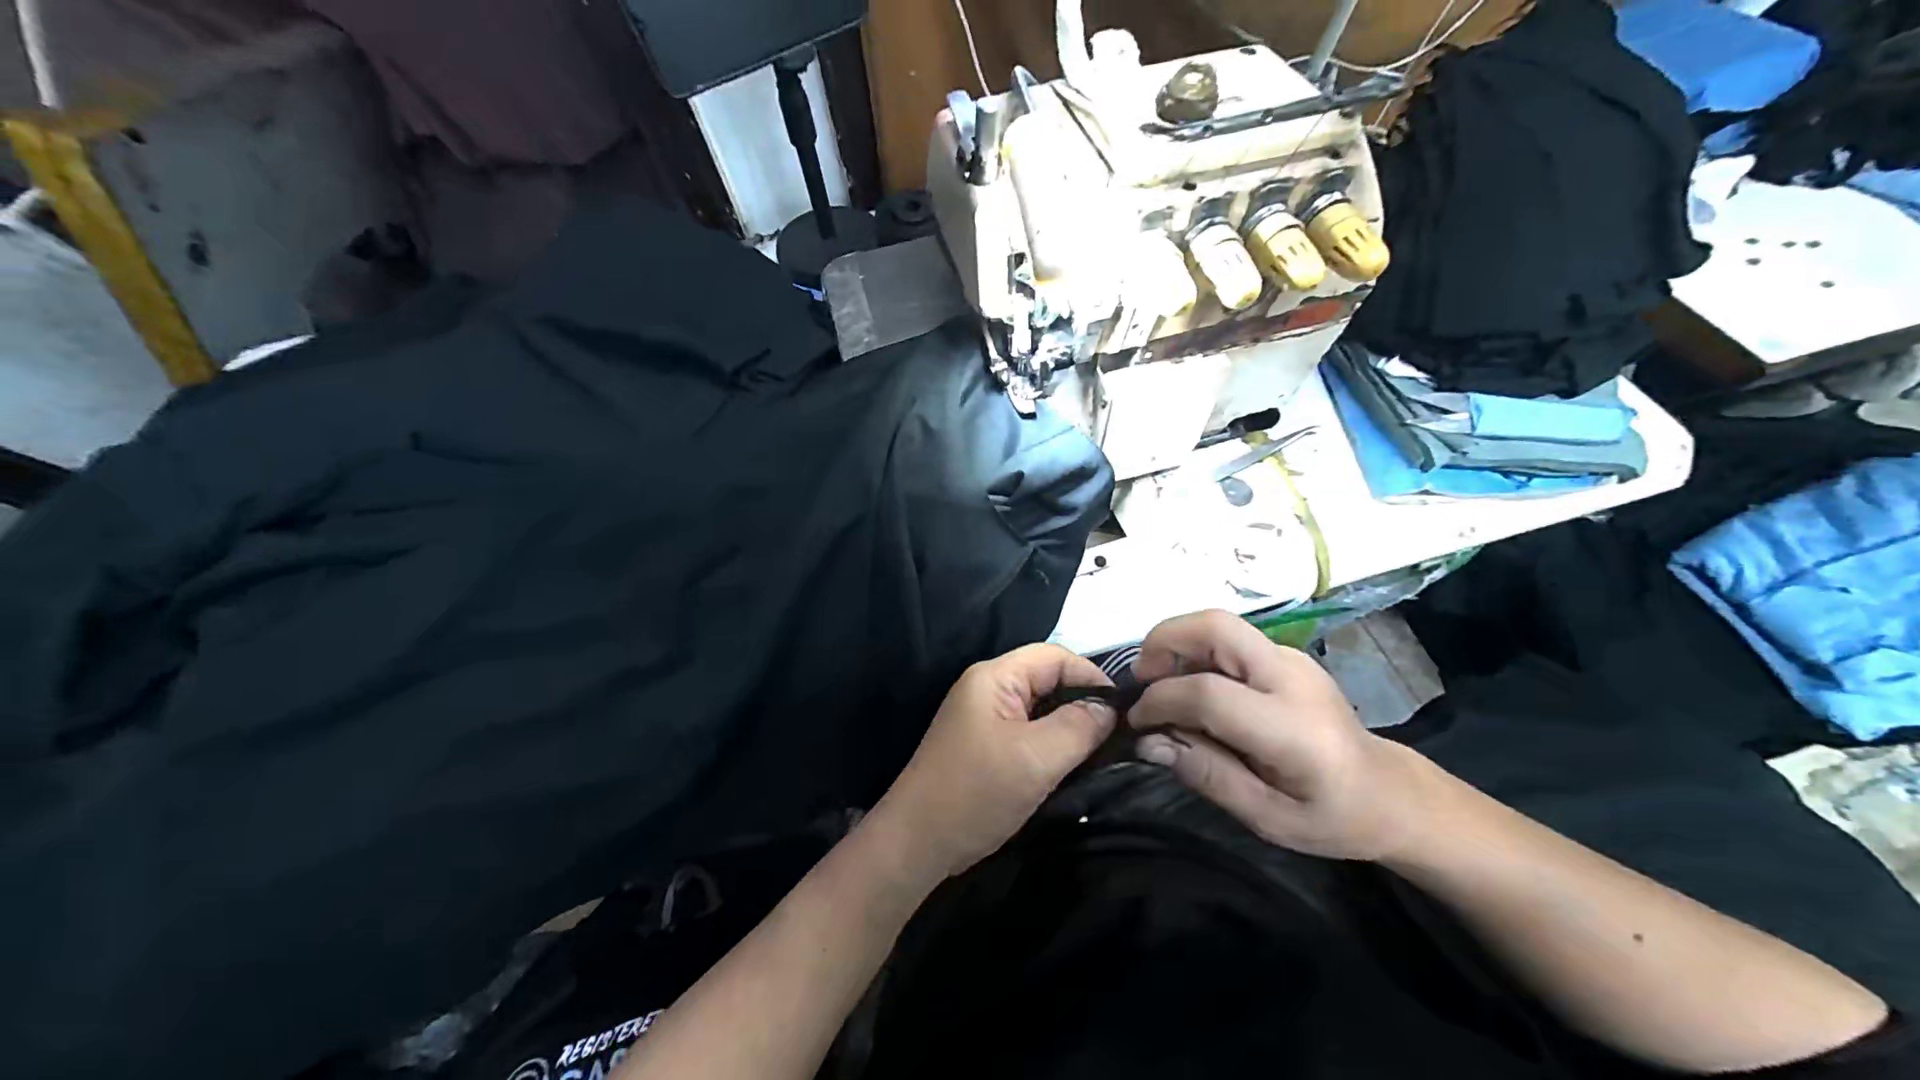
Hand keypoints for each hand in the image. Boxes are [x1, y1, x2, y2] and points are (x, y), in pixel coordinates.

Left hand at [870, 644, 1116, 879]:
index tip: (1125, 711)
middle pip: (1048, 680)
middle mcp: (988, 689)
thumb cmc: (976, 794)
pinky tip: (1075, 766)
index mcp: (994, 677)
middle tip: (1120, 735)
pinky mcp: (986, 746)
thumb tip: (1110, 709)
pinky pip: (1030, 732)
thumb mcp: (1036, 758)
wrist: (917, 845)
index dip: (1092, 677)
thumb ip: (1079, 726)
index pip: (1055, 656)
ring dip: (1071, 727)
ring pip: (1042, 709)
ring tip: (1104, 752)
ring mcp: (985, 719)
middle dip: (1084, 703)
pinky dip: (1054, 744)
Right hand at [1128, 610, 1434, 861]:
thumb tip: (1147, 742)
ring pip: (1219, 624)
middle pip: (1215, 627)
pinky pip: (1228, 639)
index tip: (1137, 722)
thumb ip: (1206, 774)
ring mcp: (1290, 658)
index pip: (1209, 693)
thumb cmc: (1331, 816)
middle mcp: (1291, 677)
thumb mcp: (1266, 817)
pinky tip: (1190, 689)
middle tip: (1142, 680)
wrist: (1389, 792)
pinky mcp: (1284, 655)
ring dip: (1177, 644)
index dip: (1161, 701)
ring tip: (1160, 685)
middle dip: (1164, 642)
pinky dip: (1195, 652)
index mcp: (1291, 728)